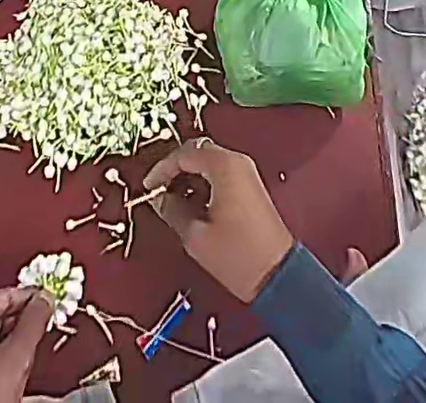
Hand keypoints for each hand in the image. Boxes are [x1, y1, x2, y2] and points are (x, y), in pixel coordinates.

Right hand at [143, 139, 294, 302]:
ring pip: (209, 161)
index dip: (162, 169)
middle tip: (159, 189)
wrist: (276, 274)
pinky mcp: (250, 185)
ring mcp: (246, 172)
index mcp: (224, 166)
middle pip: (198, 151)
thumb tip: (161, 199)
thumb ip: (173, 211)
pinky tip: (192, 202)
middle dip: (175, 168)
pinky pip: (220, 172)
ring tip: (172, 199)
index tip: (149, 185)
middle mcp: (237, 162)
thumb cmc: (237, 255)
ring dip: (190, 174)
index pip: (185, 154)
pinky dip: (204, 181)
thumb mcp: (196, 235)